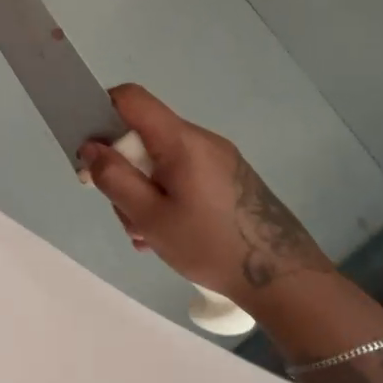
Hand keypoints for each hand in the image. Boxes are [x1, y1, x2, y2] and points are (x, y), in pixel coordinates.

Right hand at [79, 84, 333, 306]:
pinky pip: (182, 174)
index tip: (90, 146)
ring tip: (145, 230)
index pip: (131, 98)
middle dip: (121, 165)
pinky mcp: (231, 180)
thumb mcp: (149, 216)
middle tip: (119, 206)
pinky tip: (167, 231)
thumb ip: (113, 176)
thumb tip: (92, 148)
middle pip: (142, 134)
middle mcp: (204, 142)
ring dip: (142, 187)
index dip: (101, 109)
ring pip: (160, 159)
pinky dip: (165, 194)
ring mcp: (221, 161)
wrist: (291, 285)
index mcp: (183, 142)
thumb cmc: (213, 246)